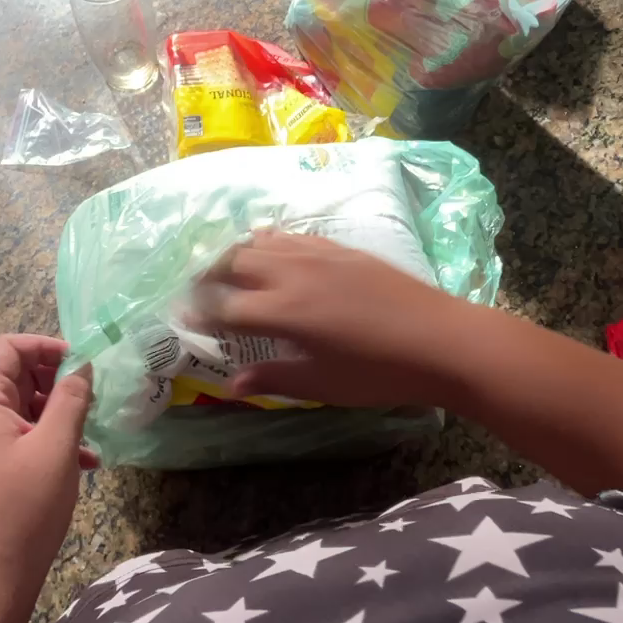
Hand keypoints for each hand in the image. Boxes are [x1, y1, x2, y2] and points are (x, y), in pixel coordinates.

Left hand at [0, 335, 94, 603]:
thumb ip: (71, 398)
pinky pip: (22, 437)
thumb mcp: (56, 446)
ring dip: (58, 411)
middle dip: (55, 379)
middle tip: (89, 395)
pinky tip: (83, 462)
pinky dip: (51, 438)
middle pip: (15, 376)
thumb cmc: (23, 508)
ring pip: (23, 408)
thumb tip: (81, 365)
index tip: (78, 362)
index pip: (6, 348)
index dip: (42, 345)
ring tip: (90, 430)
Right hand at [197, 231, 488, 408]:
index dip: (199, 311)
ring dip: (237, 252)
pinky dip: (272, 241)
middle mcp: (292, 273)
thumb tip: (231, 386)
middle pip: (235, 262)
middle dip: (209, 273)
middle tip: (198, 287)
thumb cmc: (378, 372)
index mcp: (282, 311)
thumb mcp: (322, 384)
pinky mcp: (341, 248)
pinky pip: (294, 236)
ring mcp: (318, 255)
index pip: (225, 306)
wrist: (440, 339)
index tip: (182, 315)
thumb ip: (273, 378)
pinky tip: (272, 247)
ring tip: (227, 266)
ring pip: (262, 242)